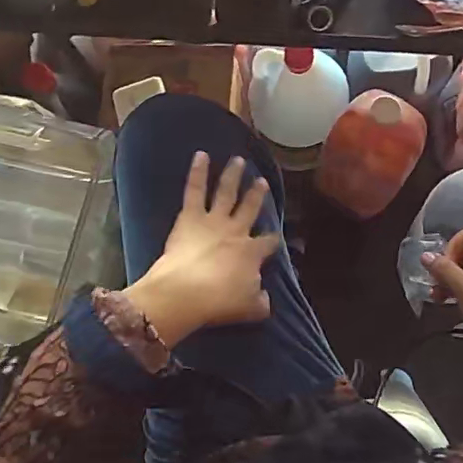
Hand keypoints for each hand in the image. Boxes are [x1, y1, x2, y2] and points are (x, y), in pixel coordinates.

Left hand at [124, 152, 280, 345]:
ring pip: (226, 193)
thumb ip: (261, 301)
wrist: (187, 292)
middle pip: (249, 209)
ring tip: (238, 160)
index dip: (272, 240)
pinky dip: (197, 171)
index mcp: (252, 253)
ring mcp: (213, 220)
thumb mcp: (250, 308)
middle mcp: (236, 231)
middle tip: (262, 181)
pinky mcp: (189, 216)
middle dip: (256, 196)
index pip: (267, 243)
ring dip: (233, 176)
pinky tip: (201, 155)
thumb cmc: (220, 302)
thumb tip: (265, 297)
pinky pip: (194, 189)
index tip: (275, 237)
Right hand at [422, 230, 462, 386]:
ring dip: (446, 280)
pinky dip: (452, 291)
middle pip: (462, 253)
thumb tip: (424, 255)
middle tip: (434, 284)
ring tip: (435, 296)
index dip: (450, 251)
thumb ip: (444, 270)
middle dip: (445, 267)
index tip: (442, 270)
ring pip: (461, 271)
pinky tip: (442, 301)